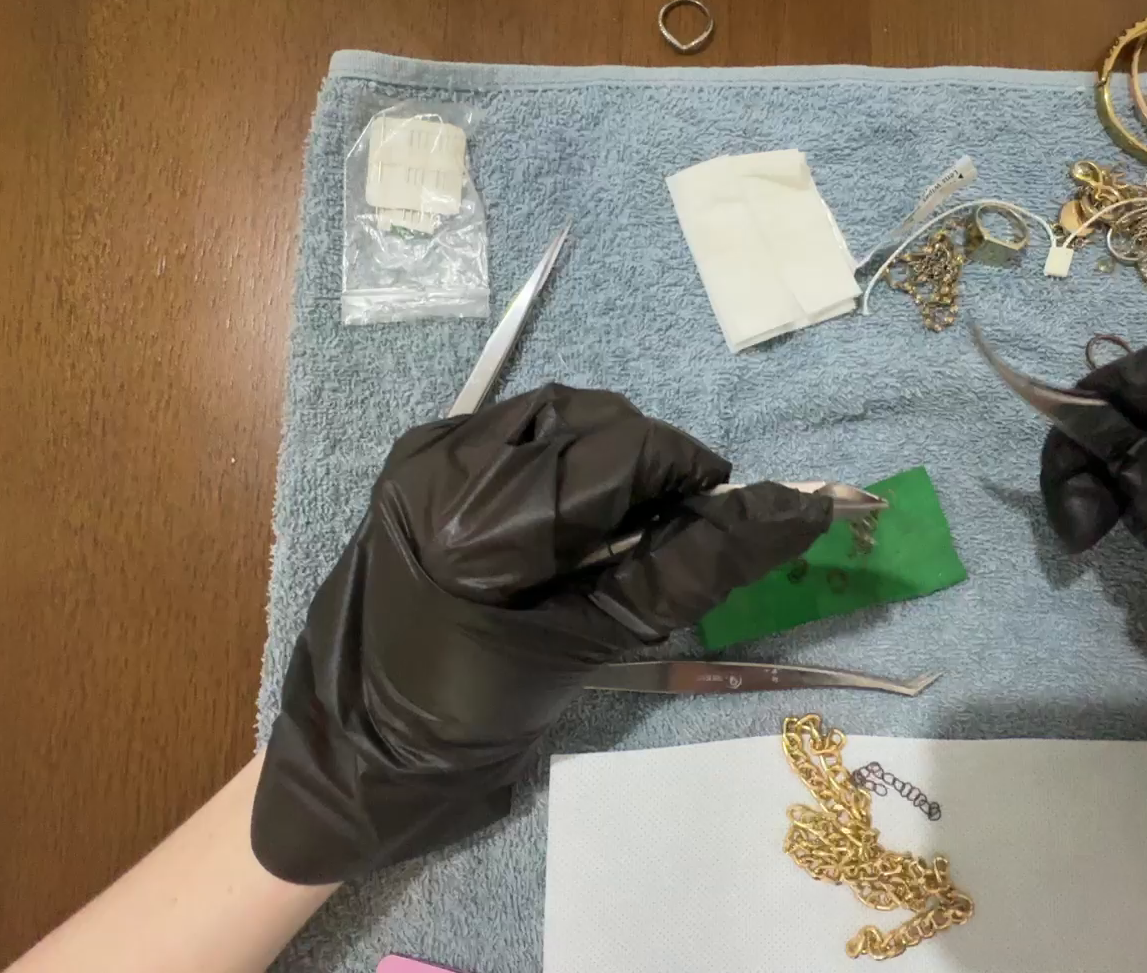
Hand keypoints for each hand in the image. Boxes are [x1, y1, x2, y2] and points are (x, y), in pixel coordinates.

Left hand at [252, 384, 831, 884]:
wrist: (360, 737)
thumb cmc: (477, 716)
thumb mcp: (594, 642)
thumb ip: (690, 566)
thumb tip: (786, 512)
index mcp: (481, 521)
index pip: (621, 450)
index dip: (687, 466)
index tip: (717, 506)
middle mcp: (444, 459)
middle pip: (592, 416)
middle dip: (647, 461)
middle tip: (665, 523)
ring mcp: (423, 448)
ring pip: (557, 410)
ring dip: (605, 451)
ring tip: (613, 516)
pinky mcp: (416, 451)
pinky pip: (515, 424)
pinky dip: (560, 453)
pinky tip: (558, 507)